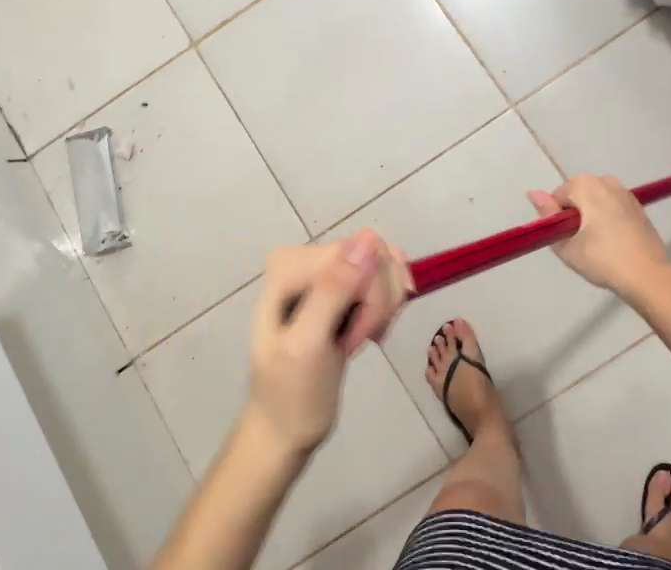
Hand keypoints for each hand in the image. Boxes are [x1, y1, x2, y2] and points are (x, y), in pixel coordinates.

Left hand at [243, 230, 409, 455]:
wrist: (285, 430)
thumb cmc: (291, 395)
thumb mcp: (307, 345)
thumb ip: (333, 291)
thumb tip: (369, 240)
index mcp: (289, 264)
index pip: (359, 250)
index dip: (371, 295)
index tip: (357, 336)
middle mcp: (305, 259)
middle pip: (374, 253)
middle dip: (379, 300)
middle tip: (362, 339)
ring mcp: (323, 272)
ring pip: (382, 264)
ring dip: (384, 305)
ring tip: (363, 338)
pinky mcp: (340, 288)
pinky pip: (380, 278)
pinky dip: (384, 307)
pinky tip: (368, 333)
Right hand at [530, 175, 670, 292]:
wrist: (649, 276)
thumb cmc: (602, 259)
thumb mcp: (566, 243)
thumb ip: (547, 215)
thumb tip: (532, 192)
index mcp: (586, 185)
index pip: (558, 198)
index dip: (557, 220)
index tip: (567, 240)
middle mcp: (606, 181)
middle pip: (577, 196)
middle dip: (574, 216)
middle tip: (580, 245)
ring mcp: (625, 193)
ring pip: (595, 202)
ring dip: (591, 217)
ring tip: (597, 246)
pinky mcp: (639, 207)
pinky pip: (612, 208)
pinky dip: (608, 220)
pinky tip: (613, 243)